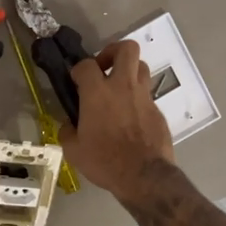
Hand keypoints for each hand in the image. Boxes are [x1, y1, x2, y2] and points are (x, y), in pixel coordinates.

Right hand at [60, 40, 174, 203]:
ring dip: (129, 72)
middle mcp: (123, 87)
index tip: (75, 81)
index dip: (79, 70)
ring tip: (118, 90)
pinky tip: (130, 117)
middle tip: (104, 69)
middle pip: (126, 49)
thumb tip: (70, 124)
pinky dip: (137, 99)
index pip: (86, 65)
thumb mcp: (73, 150)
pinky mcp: (158, 111)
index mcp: (97, 93)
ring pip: (141, 67)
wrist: (144, 176)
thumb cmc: (104, 161)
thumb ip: (68, 130)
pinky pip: (147, 95)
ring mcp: (144, 97)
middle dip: (113, 52)